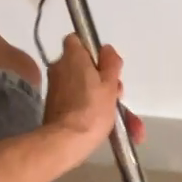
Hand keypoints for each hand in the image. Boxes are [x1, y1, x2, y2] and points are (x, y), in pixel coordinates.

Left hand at [41, 35, 139, 162]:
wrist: (65, 141)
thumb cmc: (91, 109)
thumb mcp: (109, 84)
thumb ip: (110, 63)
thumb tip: (106, 48)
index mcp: (71, 56)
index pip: (78, 40)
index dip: (93, 50)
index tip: (106, 65)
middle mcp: (59, 67)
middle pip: (85, 67)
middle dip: (104, 81)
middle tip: (118, 96)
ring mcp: (56, 87)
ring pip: (85, 88)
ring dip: (104, 101)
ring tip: (126, 122)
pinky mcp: (55, 106)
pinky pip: (78, 102)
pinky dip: (92, 111)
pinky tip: (111, 129)